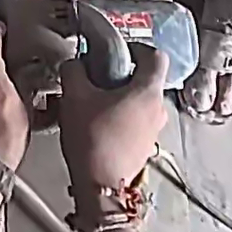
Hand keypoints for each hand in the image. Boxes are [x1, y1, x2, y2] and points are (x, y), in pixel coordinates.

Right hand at [58, 45, 167, 193]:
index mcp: (148, 91)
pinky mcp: (145, 146)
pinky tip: (97, 124)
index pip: (155, 55)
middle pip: (146, 79)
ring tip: (93, 104)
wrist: (99, 185)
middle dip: (122, 75)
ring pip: (140, 102)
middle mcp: (159, 109)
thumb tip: (75, 63)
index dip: (135, 47)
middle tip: (97, 78)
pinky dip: (121, 117)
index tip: (115, 51)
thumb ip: (73, 70)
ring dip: (120, 97)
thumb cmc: (92, 138)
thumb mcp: (74, 95)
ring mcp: (155, 130)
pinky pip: (136, 121)